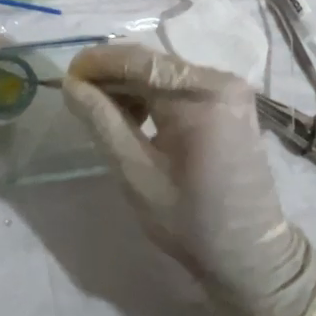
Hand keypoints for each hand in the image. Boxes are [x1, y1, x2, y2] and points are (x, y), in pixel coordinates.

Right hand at [62, 44, 315, 315]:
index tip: (65, 78)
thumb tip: (71, 85)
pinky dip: (153, 93)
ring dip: (130, 84)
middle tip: (77, 98)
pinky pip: (181, 84)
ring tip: (104, 113)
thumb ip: (102, 122)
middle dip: (111, 75)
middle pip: (151, 63)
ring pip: (164, 71)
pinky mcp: (231, 100)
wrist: (251, 254)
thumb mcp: (136, 174)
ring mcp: (229, 88)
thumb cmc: (191, 221)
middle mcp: (219, 80)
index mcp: (199, 96)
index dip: (97, 63)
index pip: (137, 61)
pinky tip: (136, 116)